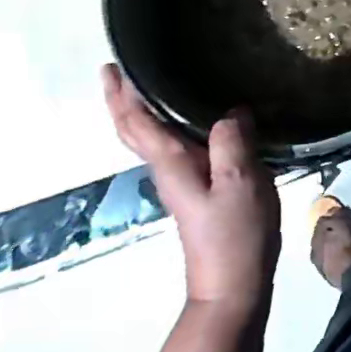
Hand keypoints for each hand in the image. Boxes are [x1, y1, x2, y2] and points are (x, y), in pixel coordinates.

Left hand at [103, 64, 281, 309]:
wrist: (233, 285)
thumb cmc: (233, 234)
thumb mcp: (239, 183)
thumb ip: (231, 142)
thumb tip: (231, 110)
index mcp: (170, 163)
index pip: (135, 123)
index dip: (121, 94)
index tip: (111, 66)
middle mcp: (168, 169)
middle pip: (136, 130)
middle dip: (124, 100)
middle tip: (121, 68)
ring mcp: (182, 180)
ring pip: (154, 137)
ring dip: (146, 109)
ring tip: (158, 81)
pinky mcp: (200, 188)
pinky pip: (178, 145)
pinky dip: (174, 124)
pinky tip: (199, 117)